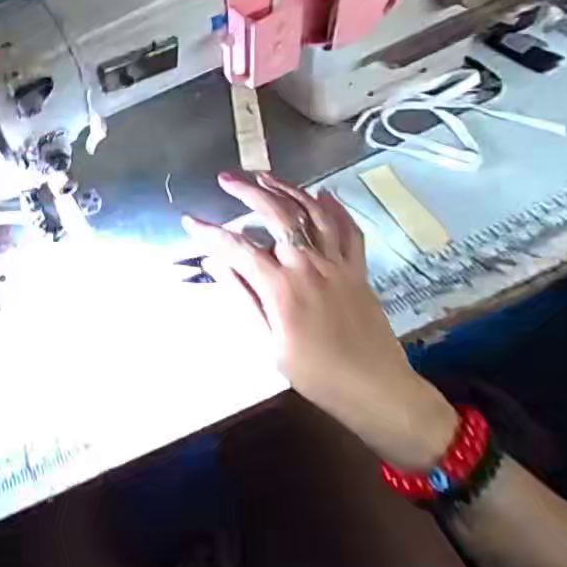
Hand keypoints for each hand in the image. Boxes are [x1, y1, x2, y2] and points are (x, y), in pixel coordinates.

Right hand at [184, 171, 457, 469]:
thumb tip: (216, 265)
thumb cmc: (317, 375)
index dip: (211, 233)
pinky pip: (348, 230)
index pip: (238, 249)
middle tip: (227, 179)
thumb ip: (244, 298)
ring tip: (266, 177)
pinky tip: (323, 195)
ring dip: (287, 189)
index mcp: (282, 287)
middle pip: (278, 214)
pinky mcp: (358, 269)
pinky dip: (335, 209)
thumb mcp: (270, 345)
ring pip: (313, 213)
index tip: (190, 221)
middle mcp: (309, 265)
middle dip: (249, 192)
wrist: (376, 389)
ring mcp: (337, 264)